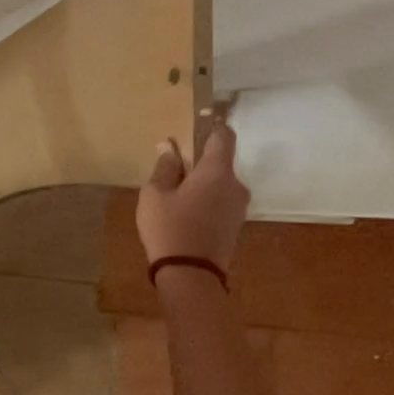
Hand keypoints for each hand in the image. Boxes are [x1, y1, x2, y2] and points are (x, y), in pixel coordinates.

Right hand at [136, 112, 249, 267]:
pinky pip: (220, 200)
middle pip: (219, 162)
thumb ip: (164, 168)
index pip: (222, 137)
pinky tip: (183, 211)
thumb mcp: (155, 194)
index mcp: (216, 172)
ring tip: (172, 194)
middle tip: (170, 167)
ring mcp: (238, 206)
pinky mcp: (235, 224)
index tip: (199, 120)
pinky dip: (204, 198)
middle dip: (197, 161)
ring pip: (218, 183)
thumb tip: (169, 148)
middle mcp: (235, 185)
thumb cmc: (169, 227)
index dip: (212, 125)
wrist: (191, 274)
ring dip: (199, 182)